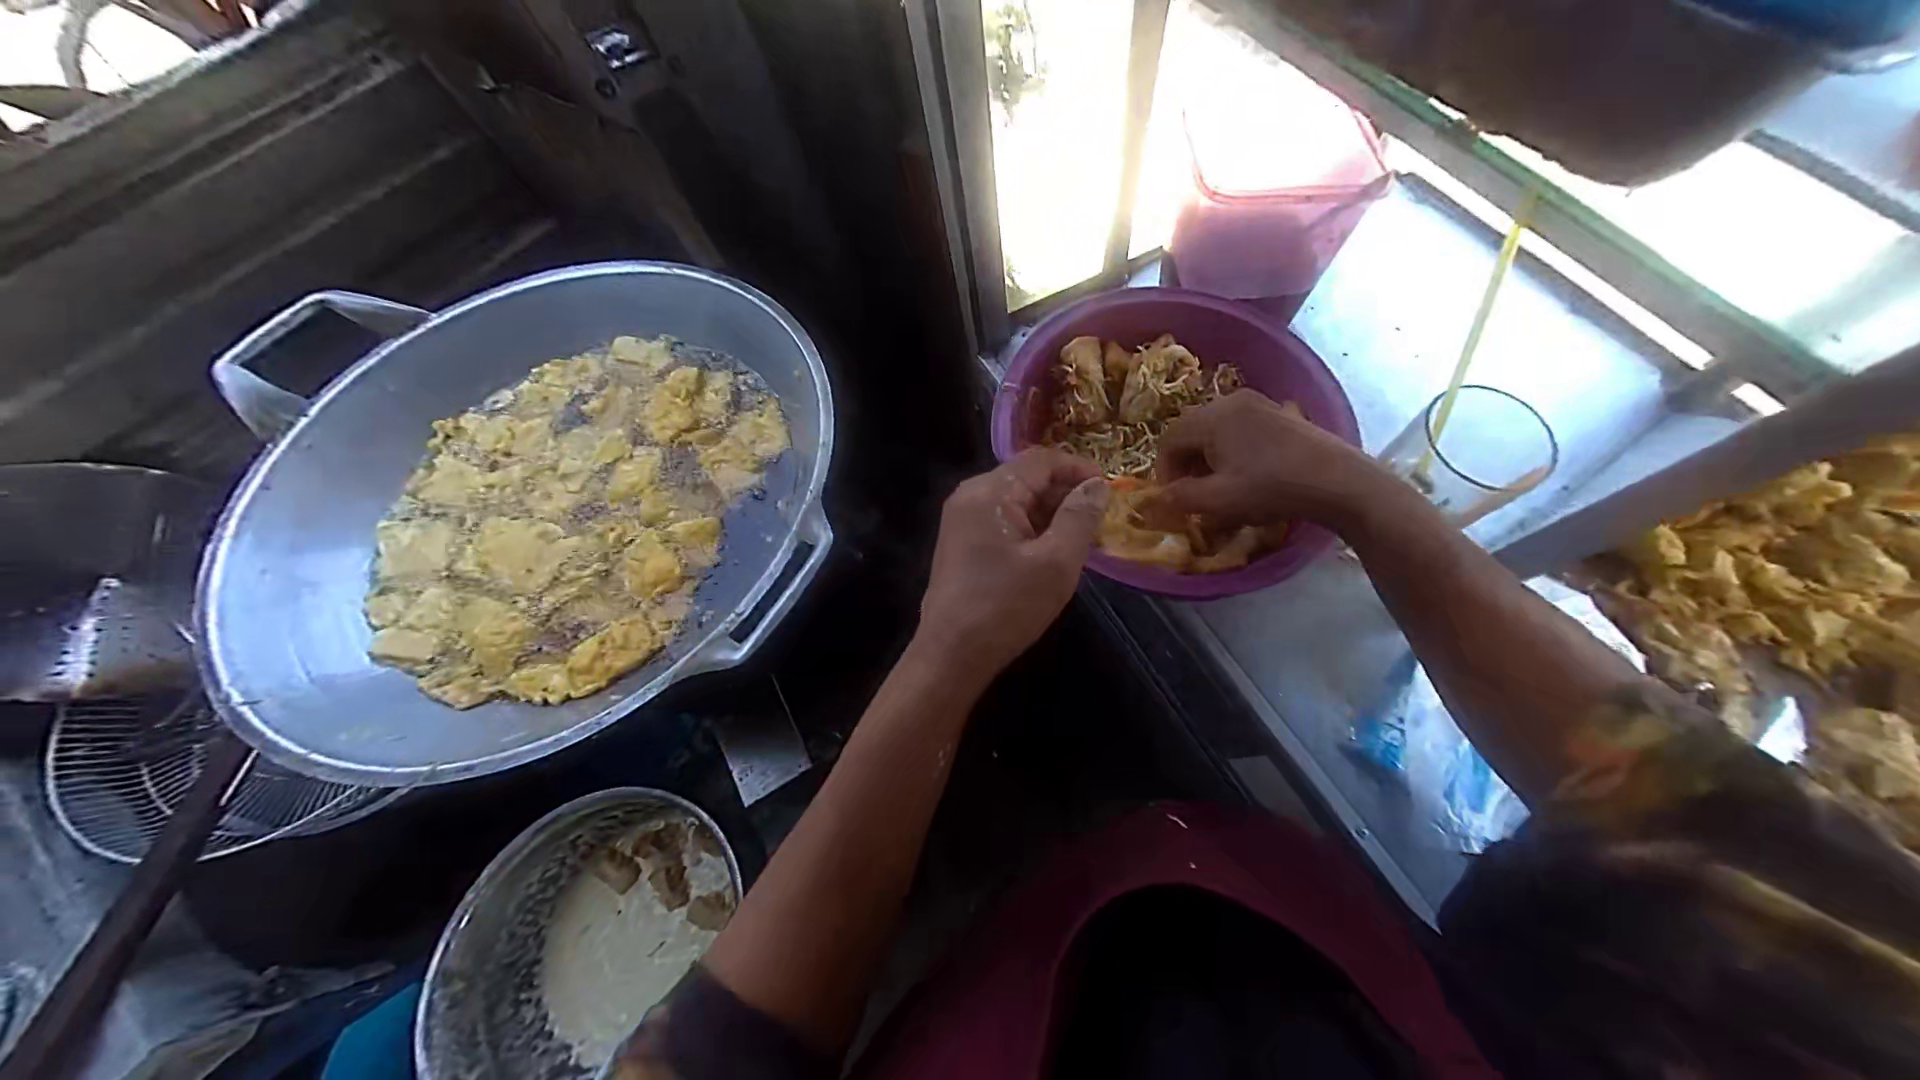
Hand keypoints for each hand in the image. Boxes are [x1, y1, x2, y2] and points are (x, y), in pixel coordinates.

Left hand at [916, 448, 1108, 682]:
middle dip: (1066, 493)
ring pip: (1016, 500)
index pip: (1041, 459)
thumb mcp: (1056, 562)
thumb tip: (1097, 484)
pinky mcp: (962, 542)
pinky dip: (1031, 528)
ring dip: (1051, 513)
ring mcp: (962, 519)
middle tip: (1101, 519)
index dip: (1079, 468)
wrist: (951, 653)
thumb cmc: (1006, 607)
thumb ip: (1079, 517)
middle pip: (1027, 477)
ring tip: (1083, 538)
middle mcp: (970, 495)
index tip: (1111, 491)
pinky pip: (1003, 520)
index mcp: (990, 491)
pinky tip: (1052, 551)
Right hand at [1148, 389, 1401, 531]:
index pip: (1168, 440)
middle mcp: (1232, 400)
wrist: (1340, 482)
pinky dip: (1233, 448)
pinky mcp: (1280, 413)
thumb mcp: (1218, 501)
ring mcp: (1260, 403)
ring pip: (1215, 429)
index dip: (1164, 471)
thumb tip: (1160, 497)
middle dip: (1185, 463)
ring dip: (1208, 456)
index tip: (1176, 498)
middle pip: (1190, 430)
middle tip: (1196, 492)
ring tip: (1222, 484)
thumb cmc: (1272, 489)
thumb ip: (1180, 498)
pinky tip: (1249, 471)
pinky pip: (1241, 428)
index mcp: (1212, 417)